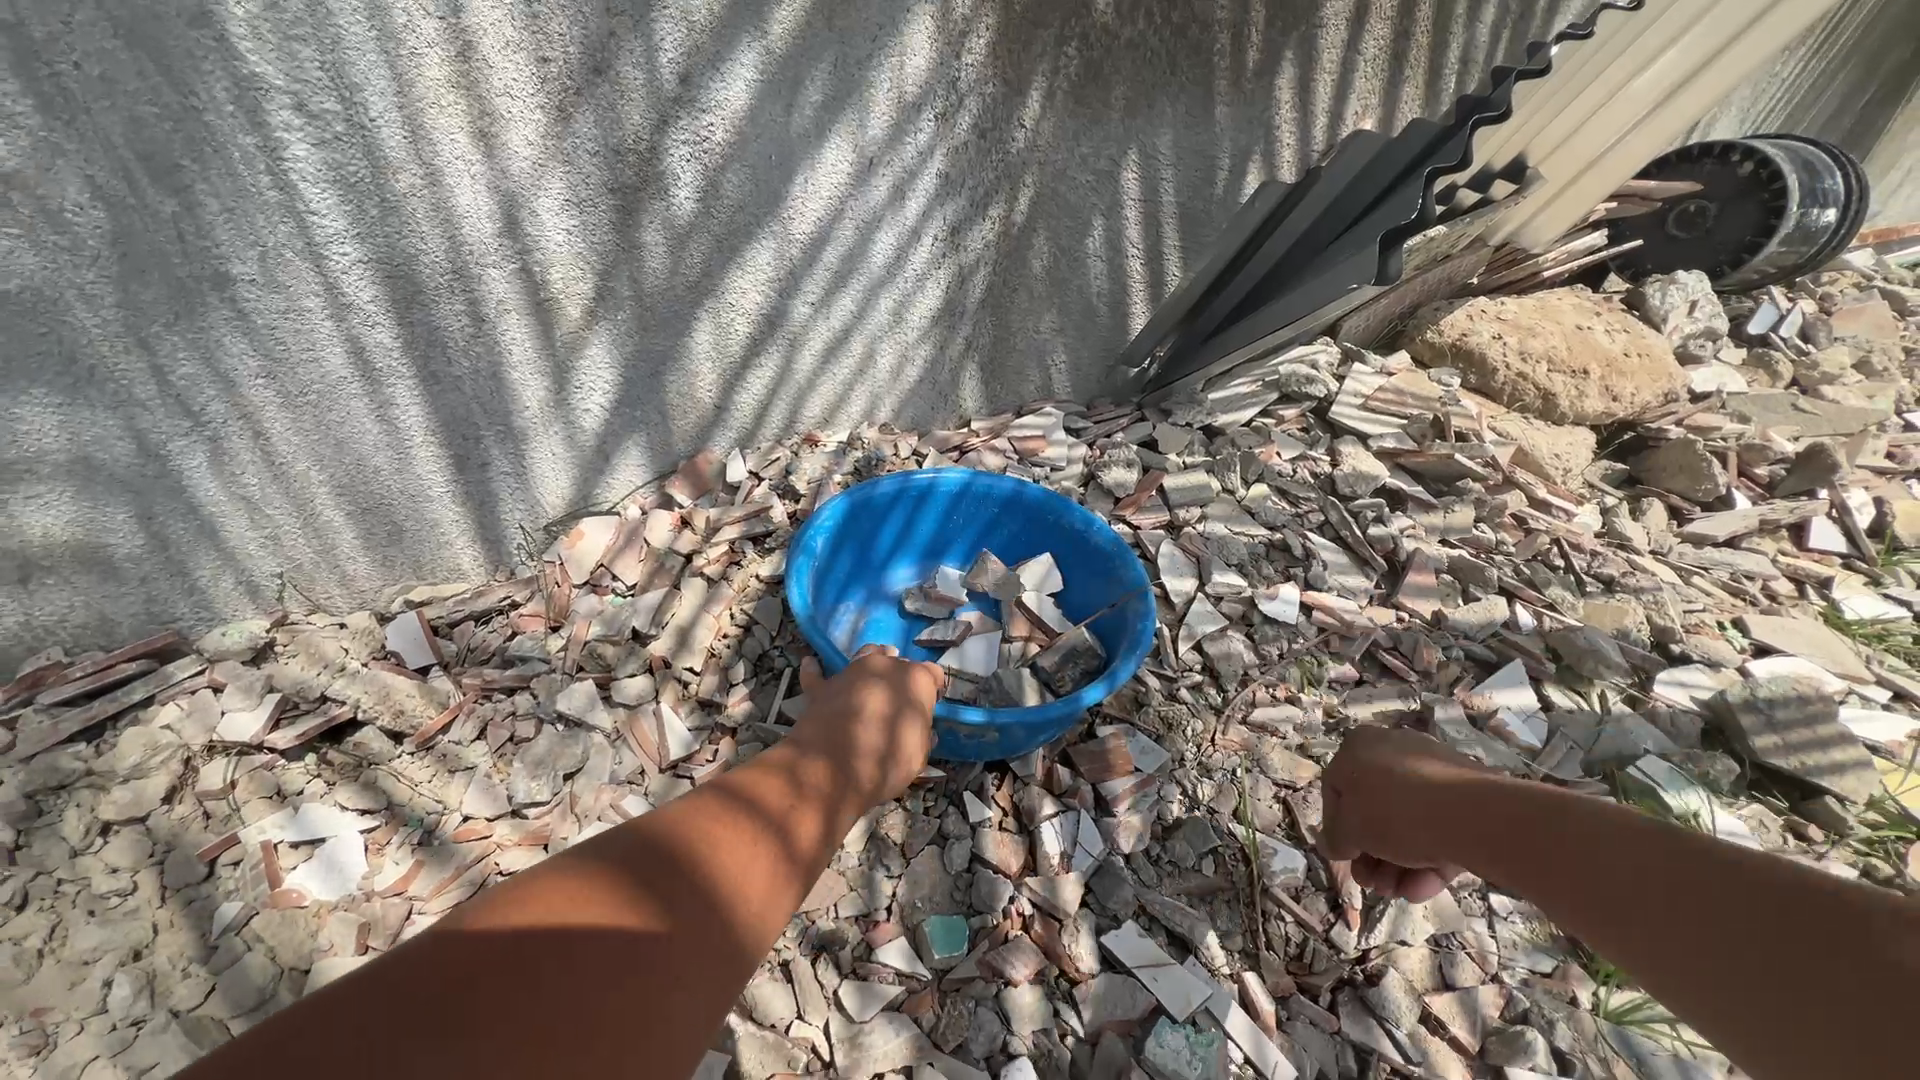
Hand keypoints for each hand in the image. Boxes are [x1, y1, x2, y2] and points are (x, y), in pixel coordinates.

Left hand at [786, 645, 944, 806]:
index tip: (929, 704)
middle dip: (901, 675)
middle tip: (900, 697)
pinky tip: (811, 664)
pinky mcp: (823, 687)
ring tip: (872, 672)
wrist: (834, 768)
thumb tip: (924, 732)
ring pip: (865, 654)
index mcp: (916, 679)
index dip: (932, 688)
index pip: (933, 673)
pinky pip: (817, 675)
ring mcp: (851, 672)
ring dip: (871, 661)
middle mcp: (886, 666)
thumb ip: (922, 735)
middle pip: (899, 662)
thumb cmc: (888, 761)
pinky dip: (815, 671)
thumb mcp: (919, 754)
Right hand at [1319, 726, 1480, 902]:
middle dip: (1370, 854)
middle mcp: (1394, 752)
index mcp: (1359, 747)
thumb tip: (1331, 845)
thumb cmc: (1393, 811)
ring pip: (1407, 823)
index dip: (1337, 828)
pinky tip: (1420, 889)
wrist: (1472, 815)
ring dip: (1395, 864)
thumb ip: (1335, 838)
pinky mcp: (1466, 797)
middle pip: (1374, 810)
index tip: (1345, 857)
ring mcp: (1433, 773)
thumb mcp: (1349, 829)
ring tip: (1396, 894)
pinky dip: (1426, 859)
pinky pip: (1437, 827)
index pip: (1336, 789)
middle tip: (1371, 884)